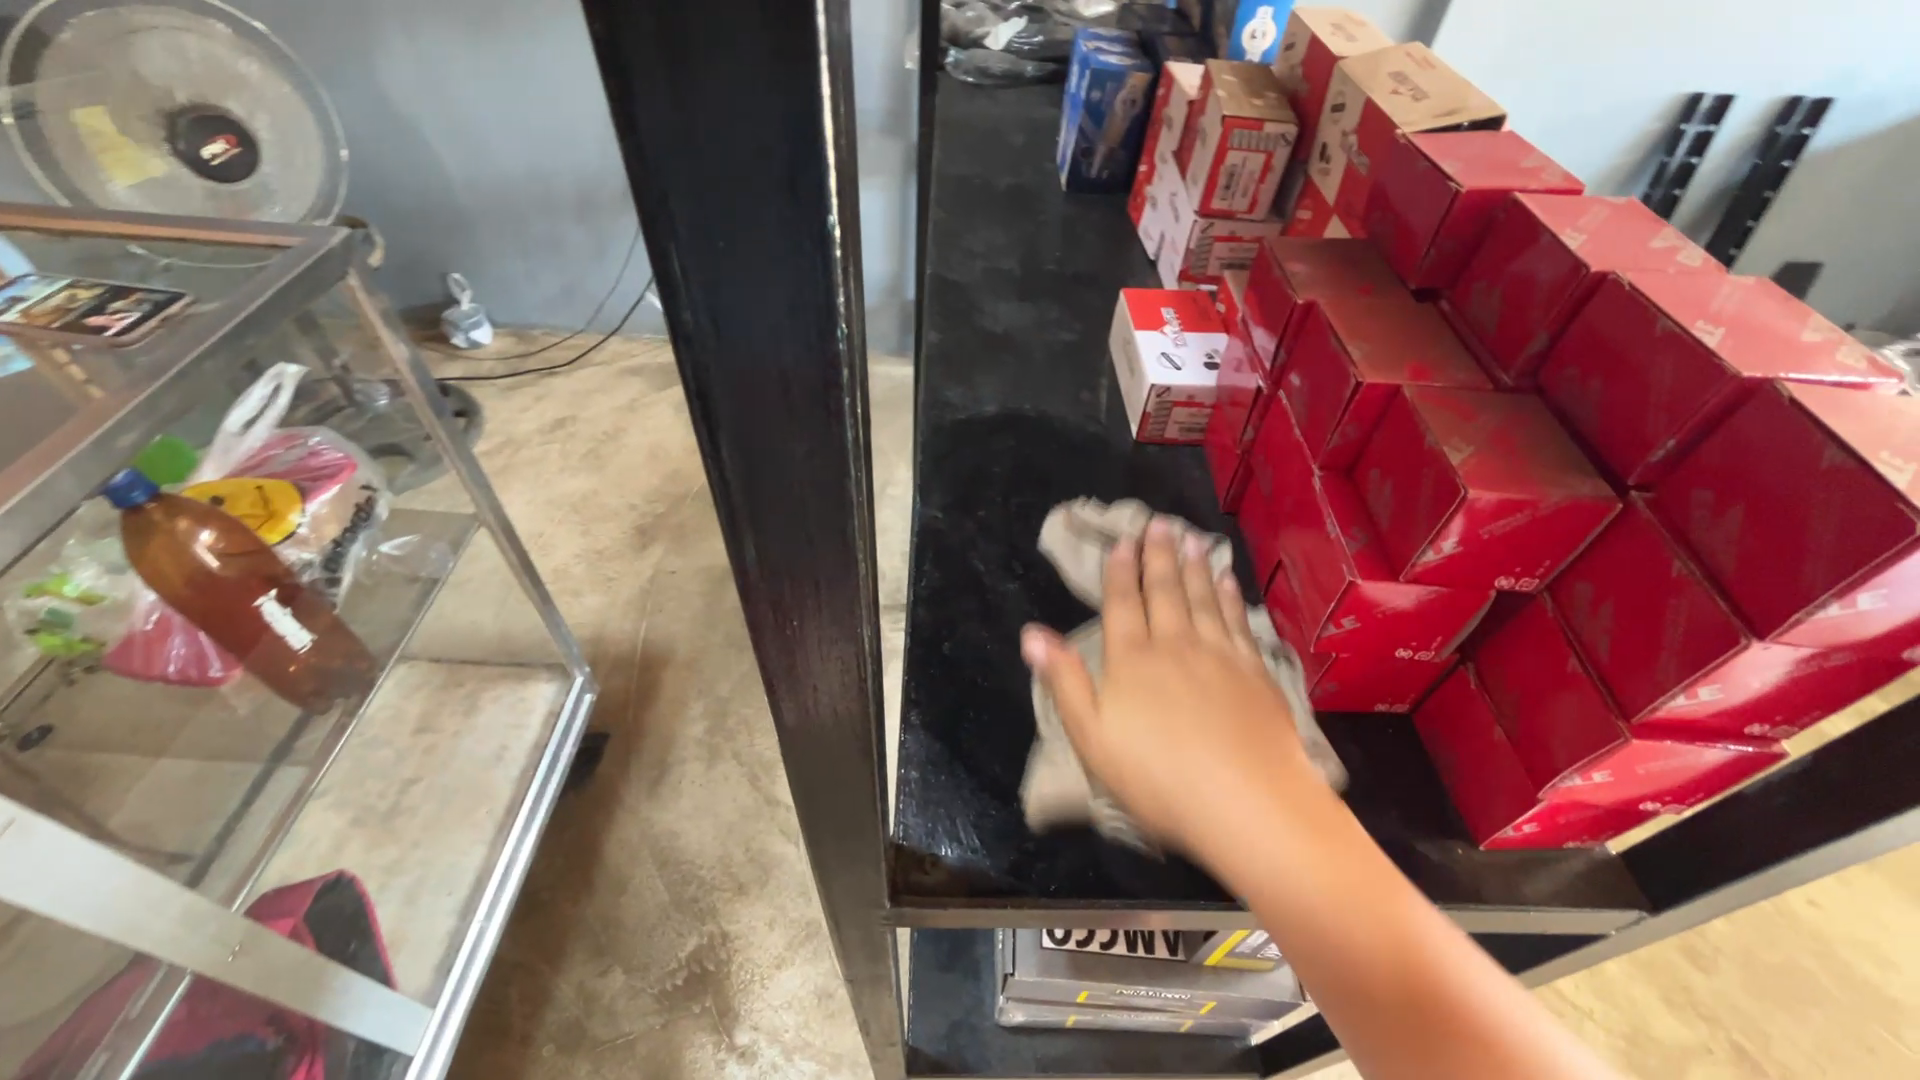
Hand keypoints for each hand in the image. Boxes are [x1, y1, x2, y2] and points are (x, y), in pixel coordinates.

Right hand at [1021, 516, 1318, 855]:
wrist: (1247, 800)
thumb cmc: (1158, 777)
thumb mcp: (1092, 737)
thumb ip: (1065, 681)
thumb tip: (1032, 633)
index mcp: (1131, 660)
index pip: (1122, 604)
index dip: (1119, 571)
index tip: (1123, 541)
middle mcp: (1175, 645)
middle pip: (1164, 591)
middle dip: (1158, 556)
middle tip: (1159, 523)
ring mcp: (1219, 655)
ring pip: (1203, 598)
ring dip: (1195, 566)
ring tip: (1191, 538)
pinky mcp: (1254, 671)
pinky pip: (1238, 621)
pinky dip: (1231, 596)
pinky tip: (1229, 581)